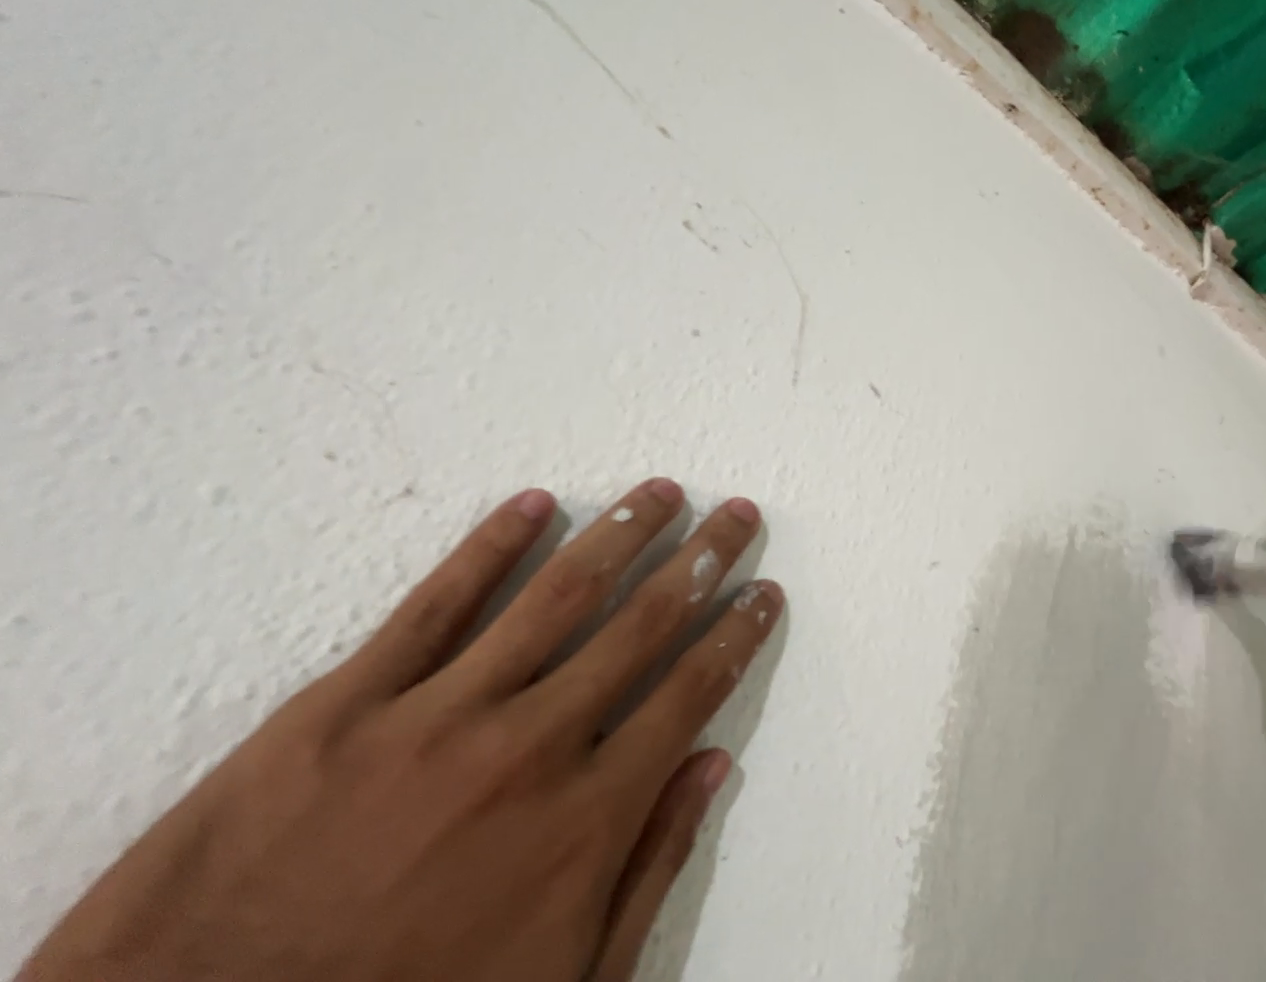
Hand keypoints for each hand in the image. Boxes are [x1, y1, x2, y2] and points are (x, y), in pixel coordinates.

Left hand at [20, 480, 783, 981]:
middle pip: (640, 626)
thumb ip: (649, 866)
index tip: (762, 592)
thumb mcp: (570, 979)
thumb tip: (710, 766)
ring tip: (661, 493)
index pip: (691, 693)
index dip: (737, 634)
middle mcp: (529, 748)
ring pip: (555, 596)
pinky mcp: (342, 705)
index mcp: (586, 817)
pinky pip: (434, 605)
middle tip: (737, 514)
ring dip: (620, 534)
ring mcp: (435, 716)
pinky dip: (491, 547)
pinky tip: (534, 504)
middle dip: (702, 560)